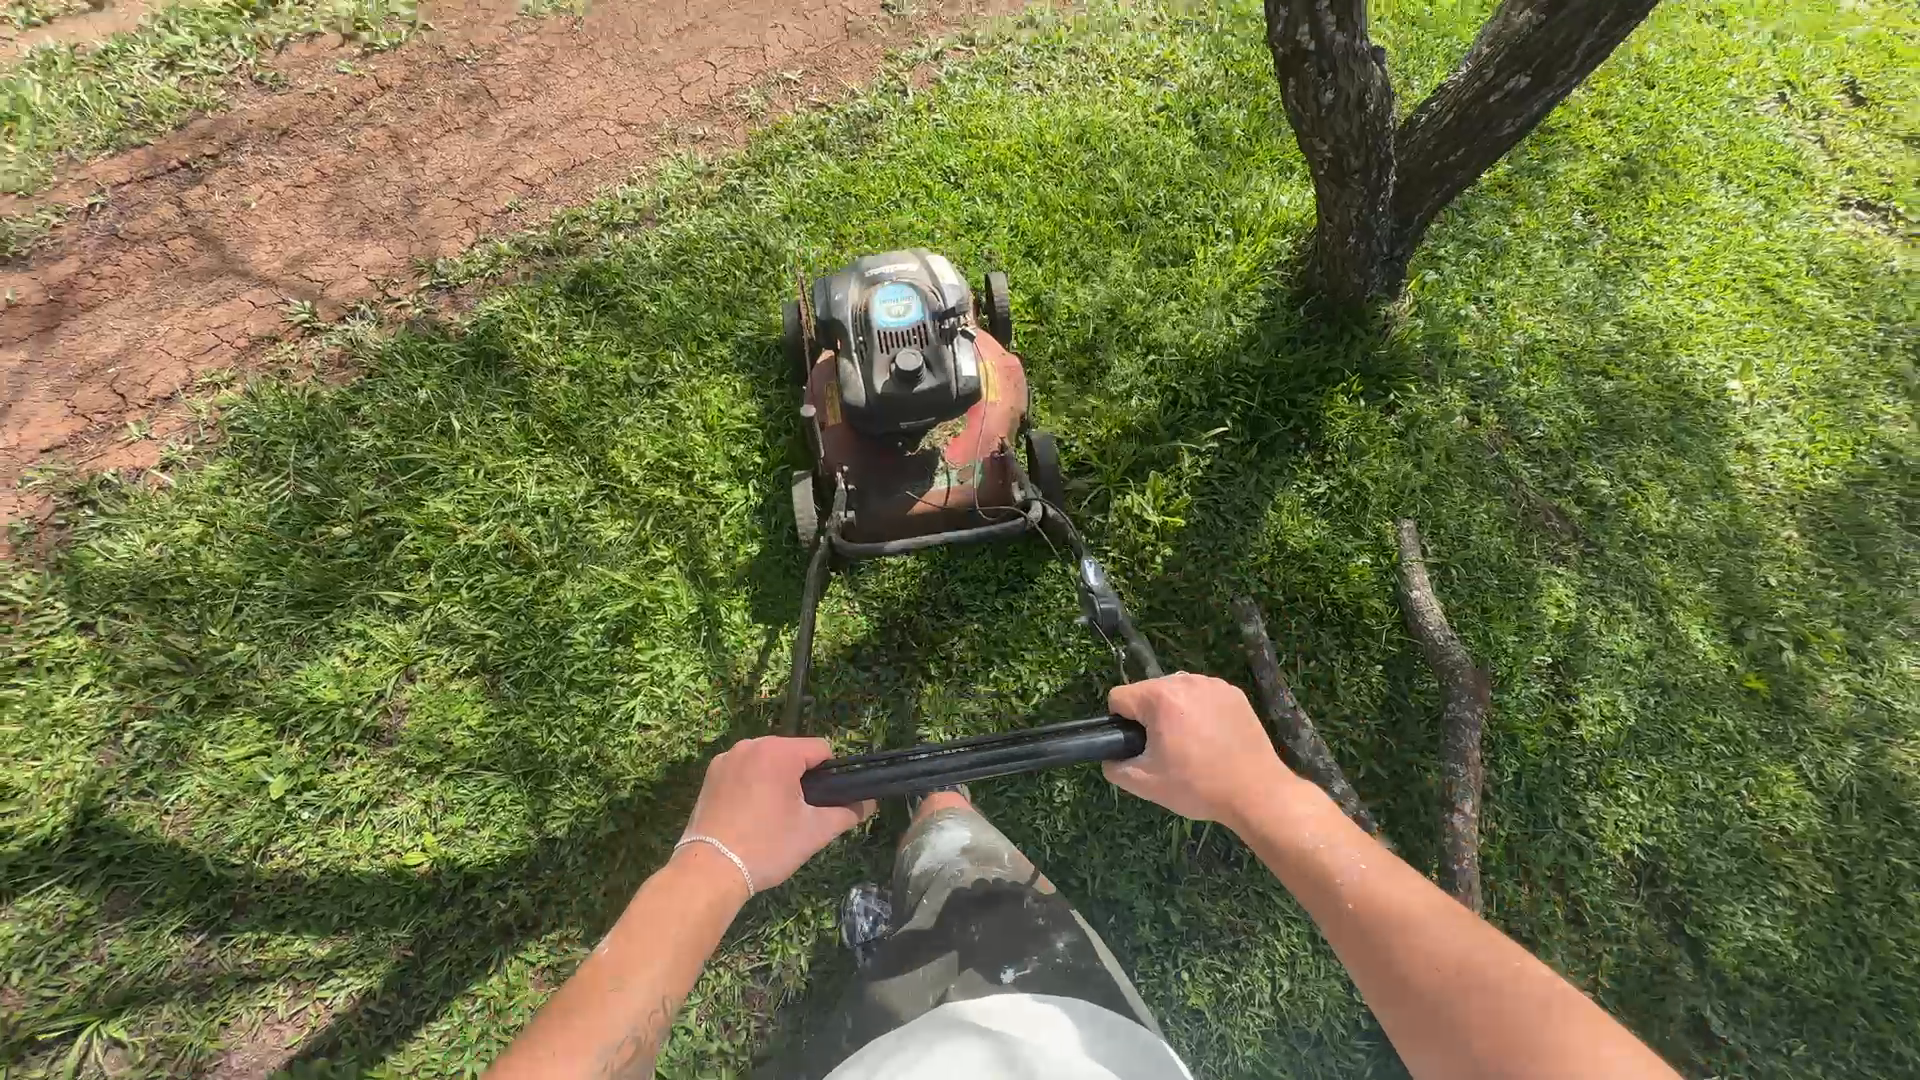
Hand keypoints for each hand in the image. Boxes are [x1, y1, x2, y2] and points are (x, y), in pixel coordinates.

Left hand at [679, 737, 874, 891]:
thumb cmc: (767, 846)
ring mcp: (727, 759)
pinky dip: (752, 785)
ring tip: (772, 817)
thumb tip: (869, 805)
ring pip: (767, 761)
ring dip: (776, 780)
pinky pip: (744, 770)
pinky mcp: (710, 775)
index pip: (821, 749)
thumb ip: (846, 813)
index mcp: (779, 752)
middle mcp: (751, 745)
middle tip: (797, 814)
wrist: (709, 872)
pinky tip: (749, 814)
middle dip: (801, 778)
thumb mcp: (814, 832)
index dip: (829, 775)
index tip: (822, 802)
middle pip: (792, 753)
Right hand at [1105, 673, 1296, 828]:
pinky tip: (1212, 736)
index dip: (1121, 723)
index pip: (1119, 697)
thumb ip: (1115, 767)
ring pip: (1175, 691)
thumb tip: (1110, 757)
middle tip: (1167, 749)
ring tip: (1190, 743)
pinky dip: (1199, 710)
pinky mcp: (1233, 692)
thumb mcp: (1146, 783)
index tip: (1140, 745)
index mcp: (1159, 698)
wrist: (1256, 792)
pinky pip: (1202, 694)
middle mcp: (1184, 681)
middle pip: (1147, 691)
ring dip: (1173, 711)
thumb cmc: (1198, 786)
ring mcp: (1212, 684)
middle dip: (1149, 716)